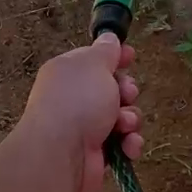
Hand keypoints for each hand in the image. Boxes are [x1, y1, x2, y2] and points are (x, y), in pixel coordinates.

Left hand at [20, 33, 142, 191]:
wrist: (61, 152)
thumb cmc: (78, 100)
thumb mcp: (94, 64)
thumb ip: (105, 51)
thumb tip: (109, 37)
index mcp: (68, 72)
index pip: (93, 59)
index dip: (115, 57)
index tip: (131, 56)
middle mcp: (74, 98)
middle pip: (112, 88)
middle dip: (126, 91)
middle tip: (126, 94)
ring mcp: (84, 127)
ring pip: (122, 117)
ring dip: (130, 119)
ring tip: (123, 124)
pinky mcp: (95, 153)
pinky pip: (121, 143)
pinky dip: (128, 144)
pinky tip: (127, 146)